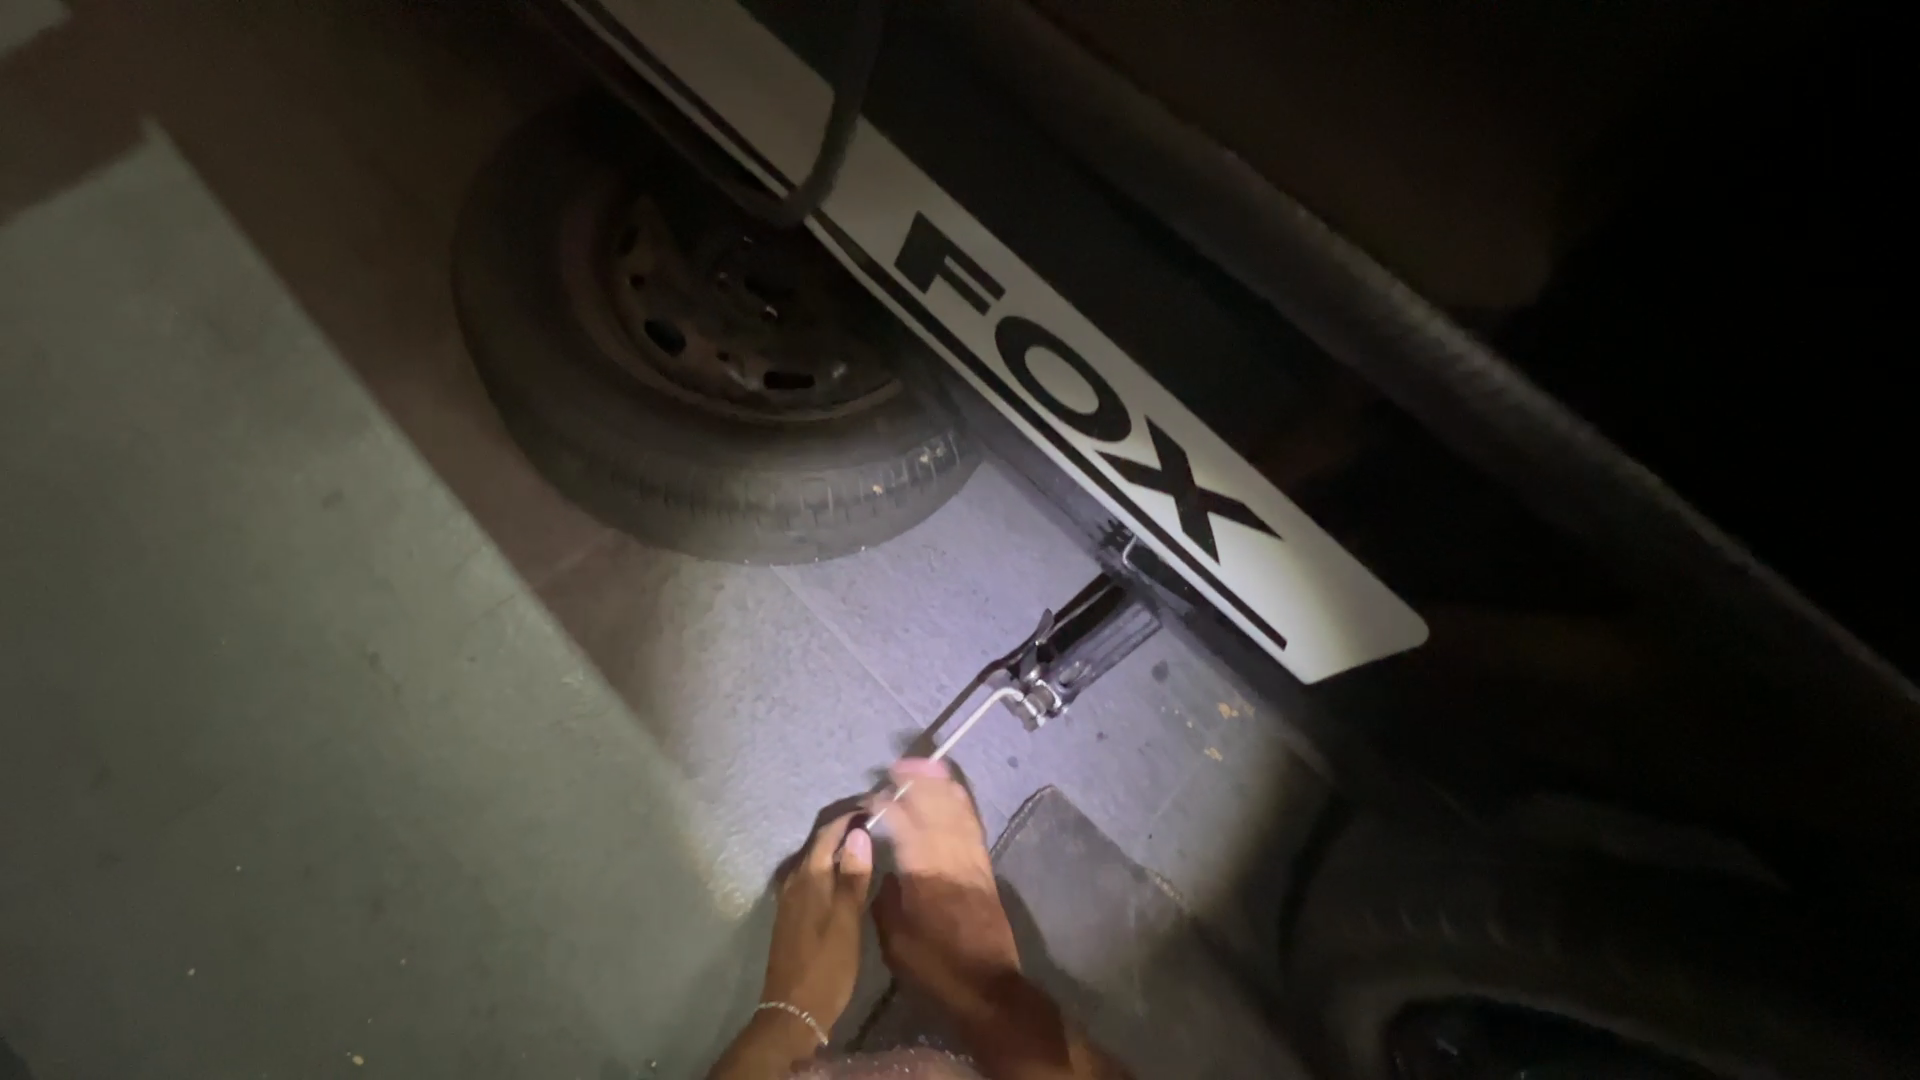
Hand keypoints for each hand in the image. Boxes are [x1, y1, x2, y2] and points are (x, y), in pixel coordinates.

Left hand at [762, 811, 873, 1033]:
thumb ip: (853, 876)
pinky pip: (811, 874)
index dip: (851, 815)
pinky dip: (829, 866)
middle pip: (819, 841)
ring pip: (815, 858)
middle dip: (844, 827)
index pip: (828, 830)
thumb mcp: (847, 921)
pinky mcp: (791, 913)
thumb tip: (859, 833)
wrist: (792, 1012)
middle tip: (875, 821)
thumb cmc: (826, 965)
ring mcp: (789, 896)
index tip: (876, 806)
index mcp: (809, 876)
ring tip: (865, 844)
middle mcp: (794, 879)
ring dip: (837, 847)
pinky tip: (845, 875)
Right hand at [867, 759, 1021, 1022]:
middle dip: (917, 782)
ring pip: (957, 810)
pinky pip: (972, 824)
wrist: (986, 986)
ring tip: (925, 765)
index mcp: (923, 873)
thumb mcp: (894, 941)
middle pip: (934, 807)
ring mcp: (972, 859)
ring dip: (941, 784)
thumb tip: (886, 874)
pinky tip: (953, 791)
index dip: (887, 806)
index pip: (903, 824)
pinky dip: (962, 801)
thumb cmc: (934, 966)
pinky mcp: (985, 867)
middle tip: (898, 766)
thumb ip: (885, 901)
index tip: (871, 796)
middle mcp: (950, 857)